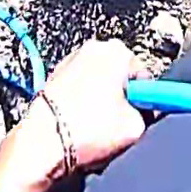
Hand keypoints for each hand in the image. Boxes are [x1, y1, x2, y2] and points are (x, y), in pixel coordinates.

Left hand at [14, 39, 145, 180]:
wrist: (41, 144)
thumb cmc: (85, 131)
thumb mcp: (134, 129)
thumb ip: (149, 115)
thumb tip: (144, 114)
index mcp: (120, 52)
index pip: (145, 79)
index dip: (145, 103)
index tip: (139, 119)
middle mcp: (97, 47)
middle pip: (121, 78)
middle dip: (120, 101)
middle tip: (114, 127)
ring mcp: (74, 58)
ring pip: (100, 84)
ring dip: (100, 103)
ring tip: (93, 130)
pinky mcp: (56, 74)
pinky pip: (80, 88)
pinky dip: (81, 104)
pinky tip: (78, 126)